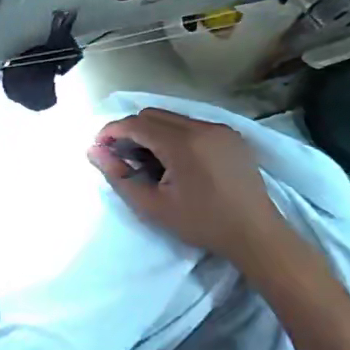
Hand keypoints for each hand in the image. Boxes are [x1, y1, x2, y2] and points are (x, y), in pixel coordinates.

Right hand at [88, 108, 295, 261]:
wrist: (256, 234)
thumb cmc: (202, 223)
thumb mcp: (153, 206)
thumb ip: (119, 177)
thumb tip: (93, 151)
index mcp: (182, 142)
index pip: (136, 124)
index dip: (112, 131)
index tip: (98, 147)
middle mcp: (202, 126)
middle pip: (153, 115)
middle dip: (131, 130)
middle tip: (121, 157)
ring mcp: (220, 129)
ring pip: (173, 118)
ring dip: (153, 132)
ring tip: (146, 160)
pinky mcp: (231, 136)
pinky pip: (193, 125)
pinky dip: (175, 135)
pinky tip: (174, 161)